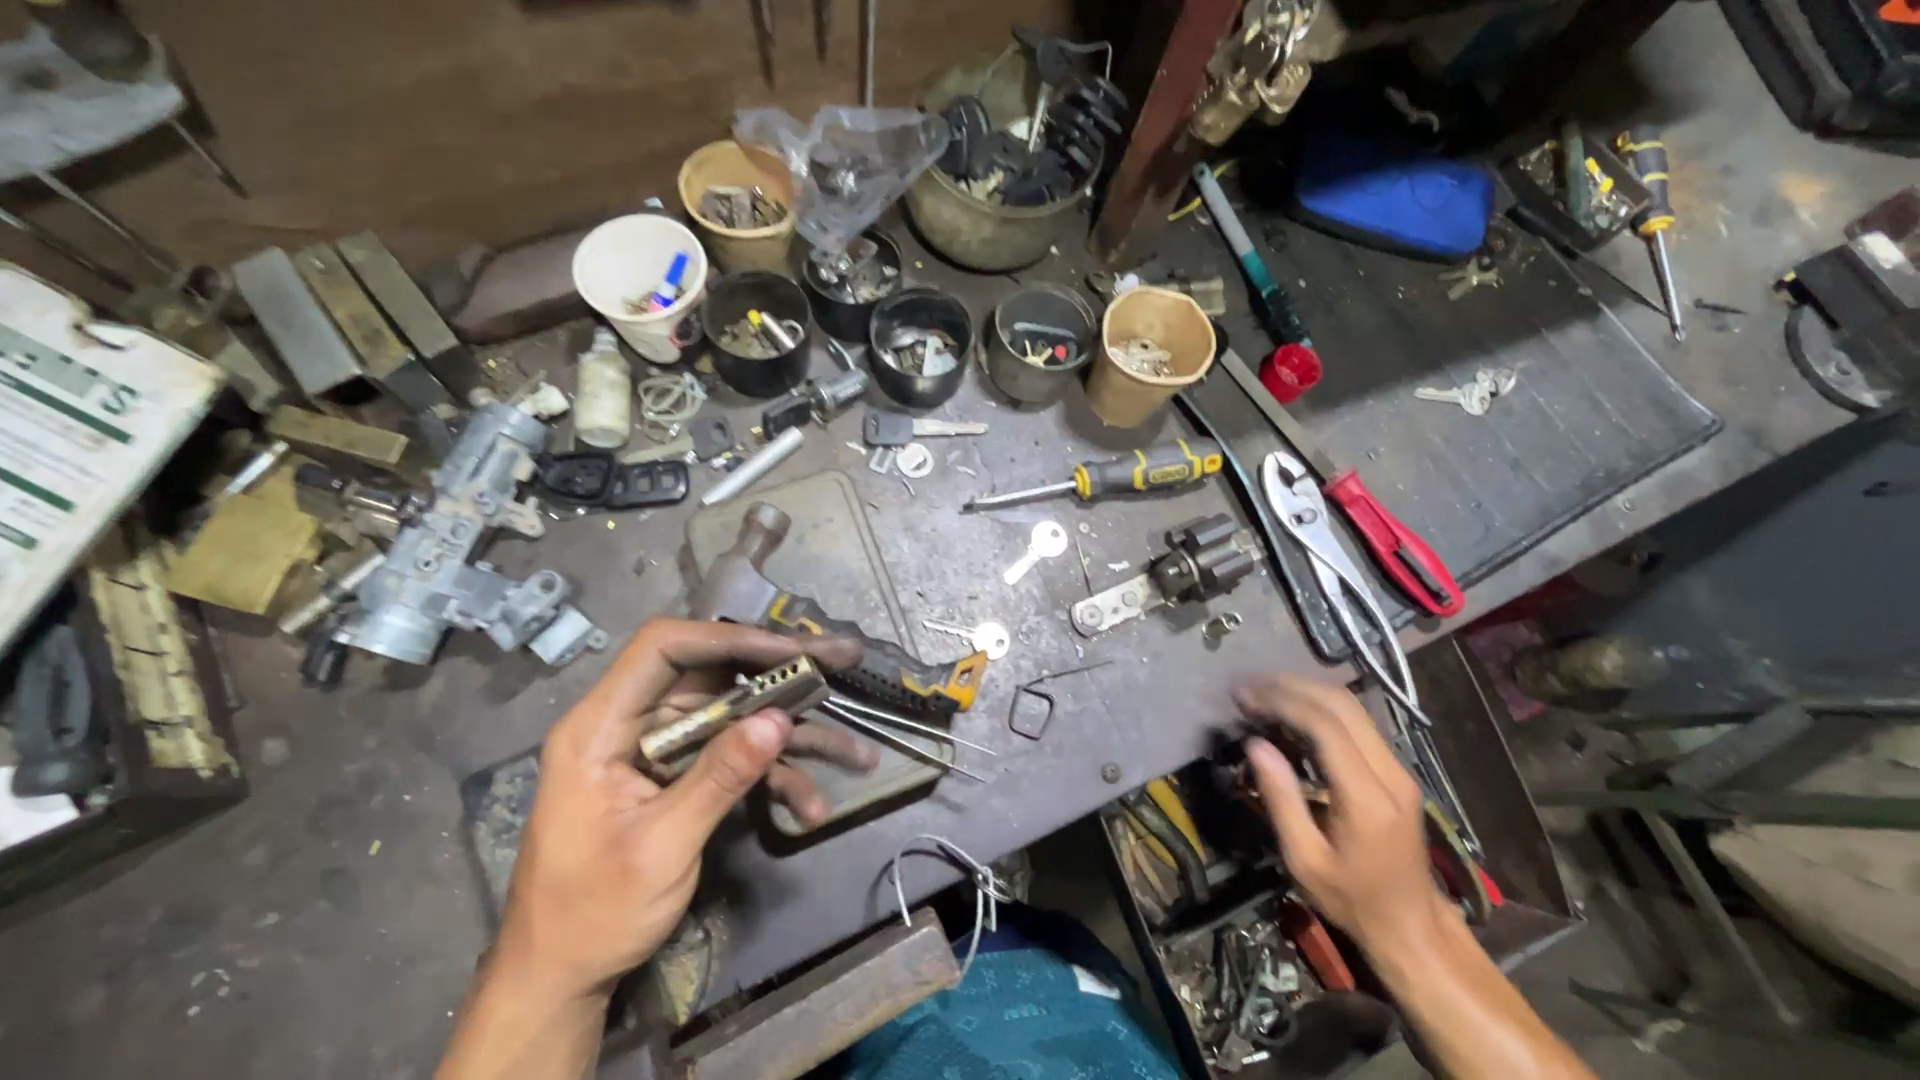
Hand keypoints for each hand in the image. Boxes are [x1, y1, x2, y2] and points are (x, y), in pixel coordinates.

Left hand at [492, 618, 870, 1002]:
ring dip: (795, 738)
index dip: (729, 638)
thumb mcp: (660, 847)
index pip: (664, 648)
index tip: (790, 650)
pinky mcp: (680, 779)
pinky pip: (734, 762)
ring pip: (736, 720)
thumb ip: (718, 778)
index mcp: (602, 726)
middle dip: (783, 674)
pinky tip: (813, 809)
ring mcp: (660, 752)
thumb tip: (778, 720)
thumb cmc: (592, 911)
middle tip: (845, 660)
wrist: (560, 974)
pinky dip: (775, 780)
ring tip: (861, 754)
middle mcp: (633, 725)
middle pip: (714, 676)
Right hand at [1237, 675, 1446, 950]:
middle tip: (1248, 686)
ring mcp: (1398, 770)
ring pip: (1353, 709)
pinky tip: (1290, 714)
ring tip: (1263, 692)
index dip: (1282, 702)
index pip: (1326, 728)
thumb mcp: (1304, 859)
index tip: (1244, 696)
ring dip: (1306, 692)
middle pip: (1343, 706)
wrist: (1410, 924)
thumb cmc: (1351, 899)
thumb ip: (1280, 799)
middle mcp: (1390, 774)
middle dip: (1291, 687)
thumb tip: (1254, 744)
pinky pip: (1358, 725)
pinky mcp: (1396, 771)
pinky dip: (1321, 709)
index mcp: (1367, 798)